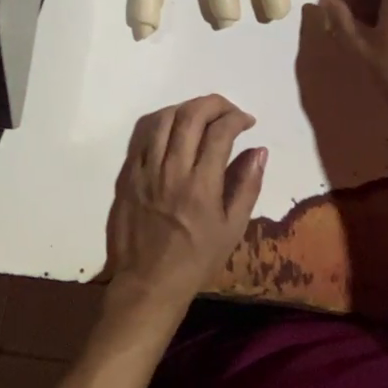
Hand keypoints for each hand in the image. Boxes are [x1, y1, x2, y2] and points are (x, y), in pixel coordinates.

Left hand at [104, 94, 266, 310]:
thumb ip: (247, 185)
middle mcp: (172, 170)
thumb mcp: (232, 229)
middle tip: (228, 111)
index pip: (220, 132)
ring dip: (187, 108)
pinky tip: (173, 128)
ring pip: (163, 118)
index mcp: (201, 186)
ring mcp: (145, 170)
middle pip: (191, 115)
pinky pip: (142, 135)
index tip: (247, 122)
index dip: (237, 118)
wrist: (146, 284)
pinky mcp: (128, 174)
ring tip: (201, 115)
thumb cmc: (195, 260)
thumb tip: (259, 150)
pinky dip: (161, 122)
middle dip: (214, 104)